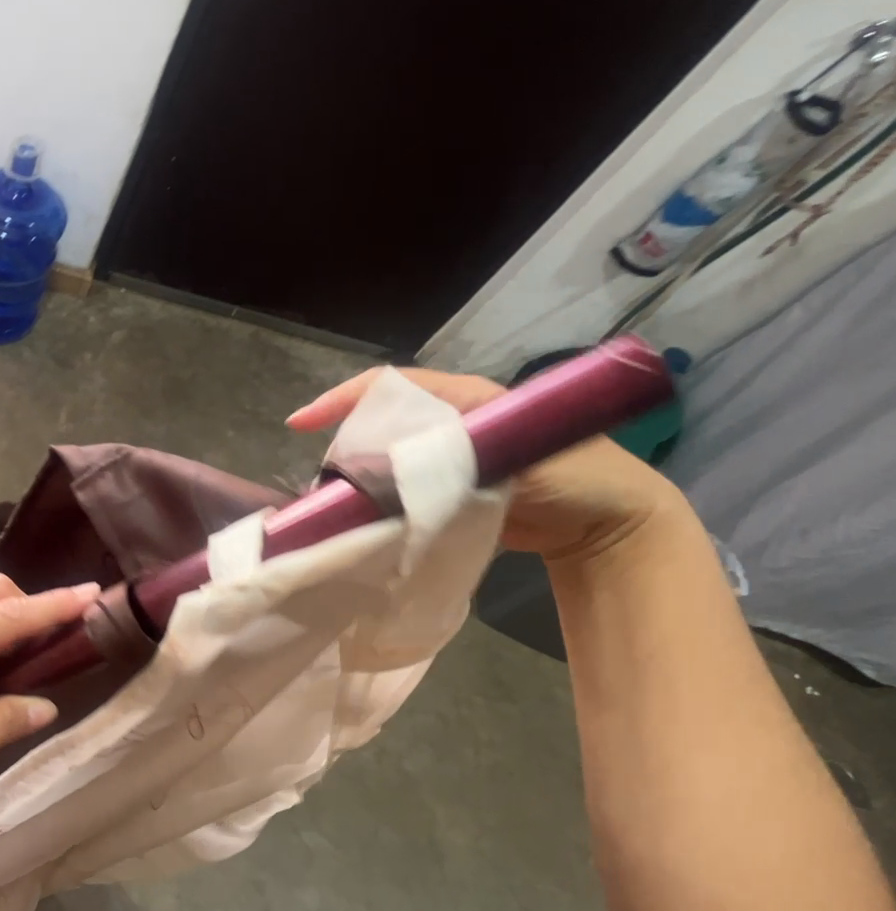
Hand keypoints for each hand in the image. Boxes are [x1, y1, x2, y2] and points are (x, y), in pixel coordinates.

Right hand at [287, 366, 689, 563]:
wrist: (611, 525)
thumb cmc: (573, 477)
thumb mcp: (507, 459)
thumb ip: (447, 459)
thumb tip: (381, 472)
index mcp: (465, 398)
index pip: (391, 385)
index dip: (342, 399)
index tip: (300, 423)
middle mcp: (452, 419)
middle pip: (382, 420)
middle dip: (346, 442)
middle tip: (323, 476)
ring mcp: (451, 453)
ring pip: (388, 454)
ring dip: (360, 473)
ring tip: (337, 498)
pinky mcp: (452, 485)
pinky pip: (404, 484)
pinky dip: (381, 496)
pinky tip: (365, 512)